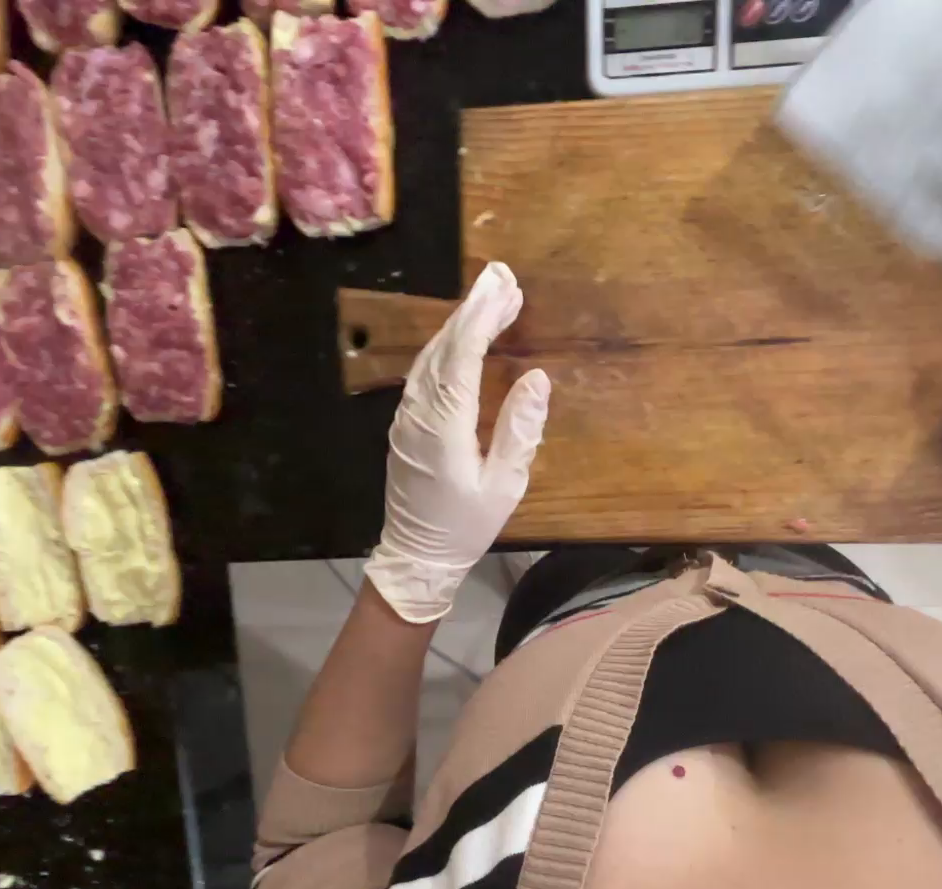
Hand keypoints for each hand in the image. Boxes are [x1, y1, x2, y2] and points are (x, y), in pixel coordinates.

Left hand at [363, 263, 550, 622]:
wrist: (416, 555)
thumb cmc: (465, 525)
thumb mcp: (505, 484)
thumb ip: (520, 429)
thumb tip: (536, 378)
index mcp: (444, 425)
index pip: (461, 355)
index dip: (481, 316)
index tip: (503, 285)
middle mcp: (418, 412)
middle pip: (444, 347)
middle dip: (473, 310)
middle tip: (504, 279)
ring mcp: (406, 416)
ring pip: (431, 357)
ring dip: (461, 325)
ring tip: (495, 301)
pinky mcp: (405, 424)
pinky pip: (425, 373)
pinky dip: (448, 348)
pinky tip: (467, 339)